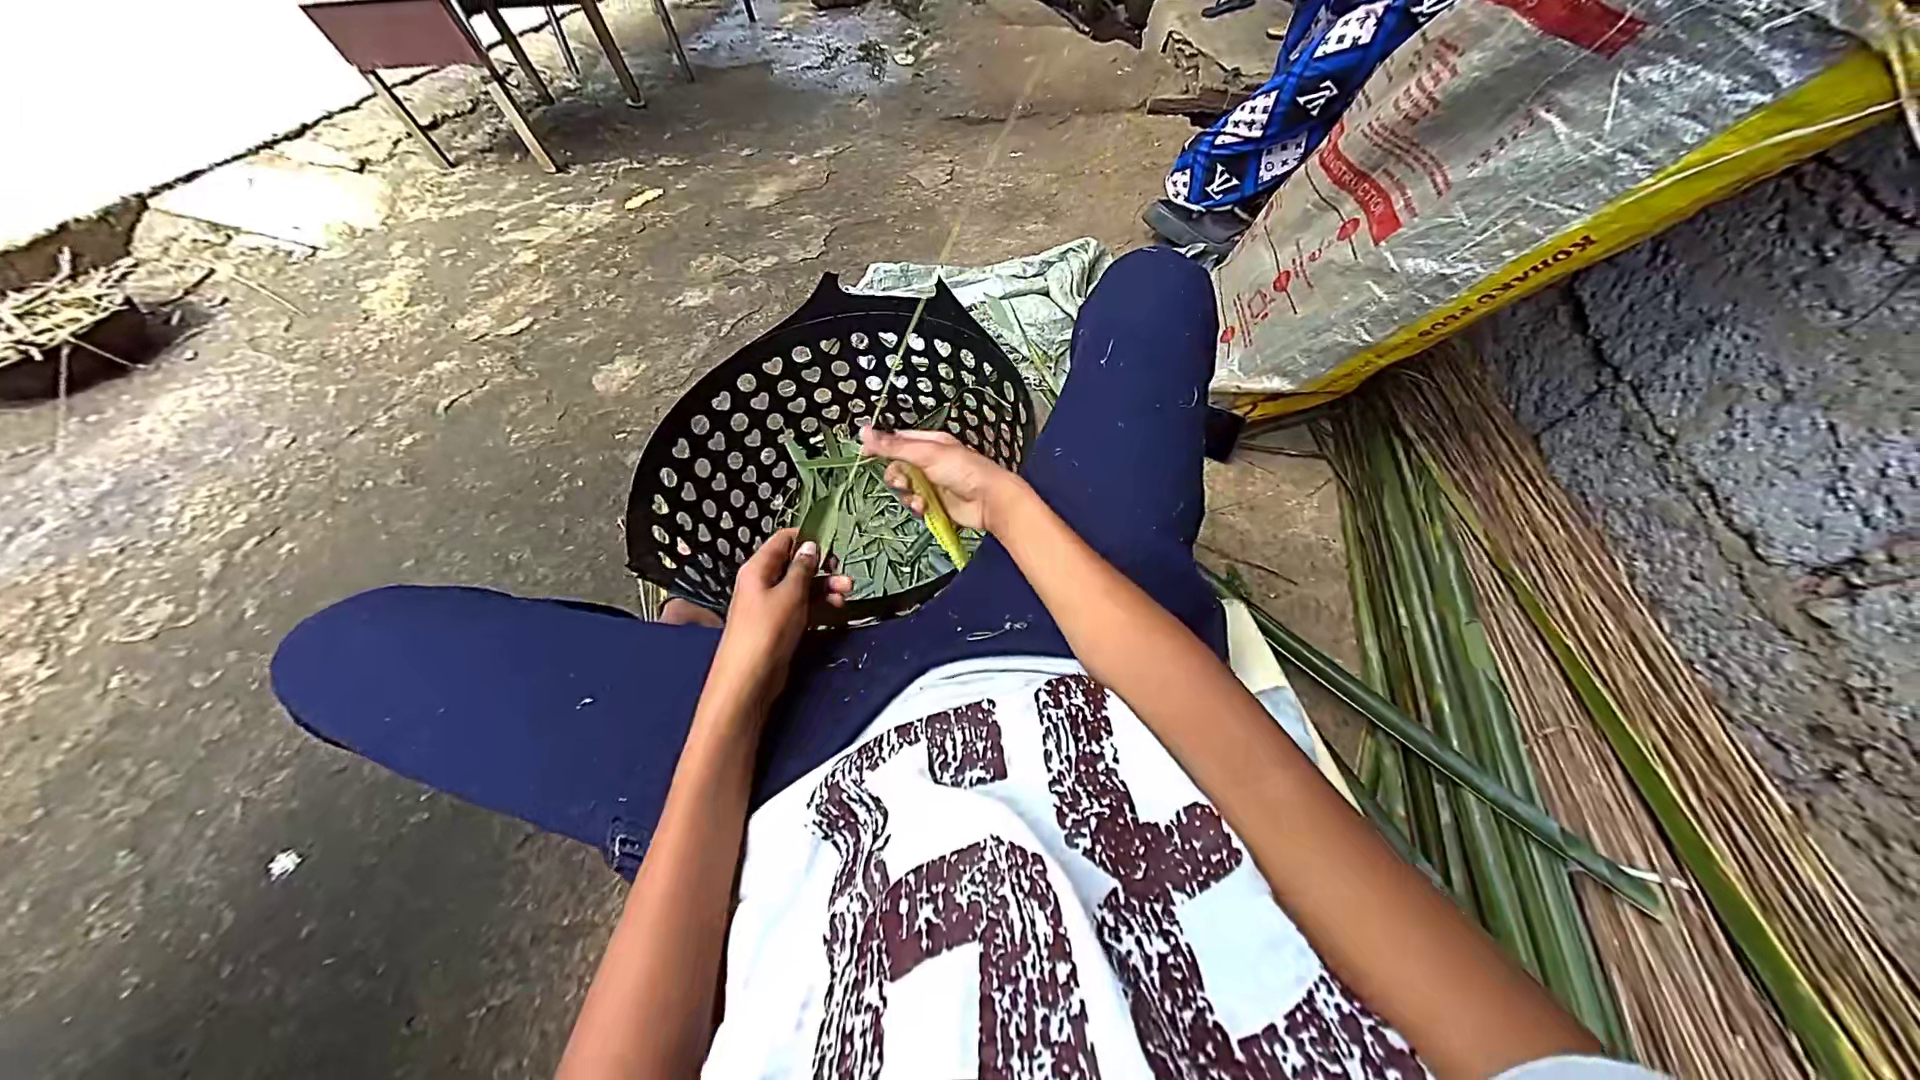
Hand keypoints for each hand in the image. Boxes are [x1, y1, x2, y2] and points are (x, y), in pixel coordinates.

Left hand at [708, 529, 852, 710]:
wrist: (749, 678)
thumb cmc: (767, 630)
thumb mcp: (790, 594)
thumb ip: (802, 568)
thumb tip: (810, 545)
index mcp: (758, 568)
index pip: (783, 540)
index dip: (807, 539)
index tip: (832, 544)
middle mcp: (764, 583)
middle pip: (796, 565)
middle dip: (823, 568)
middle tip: (844, 575)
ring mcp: (772, 605)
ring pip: (803, 588)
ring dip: (825, 588)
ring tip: (847, 594)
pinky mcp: (781, 624)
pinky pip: (803, 607)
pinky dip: (819, 606)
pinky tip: (837, 609)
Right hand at [859, 427, 1028, 533]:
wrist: (988, 500)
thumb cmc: (965, 471)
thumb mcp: (925, 453)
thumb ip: (893, 446)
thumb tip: (865, 432)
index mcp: (929, 443)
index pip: (898, 441)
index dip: (881, 447)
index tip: (866, 454)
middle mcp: (929, 462)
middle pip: (897, 467)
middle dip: (896, 476)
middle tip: (903, 481)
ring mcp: (932, 483)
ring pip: (904, 488)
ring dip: (907, 494)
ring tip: (919, 498)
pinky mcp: (934, 502)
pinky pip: (914, 503)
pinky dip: (916, 506)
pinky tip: (925, 507)